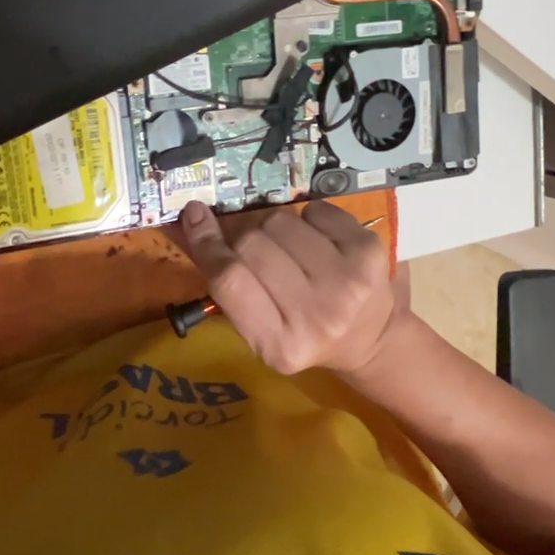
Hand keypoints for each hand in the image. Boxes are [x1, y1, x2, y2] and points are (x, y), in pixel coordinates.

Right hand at [176, 199, 403, 374]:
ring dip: (276, 228)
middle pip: (253, 244)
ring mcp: (348, 282)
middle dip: (245, 239)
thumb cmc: (302, 332)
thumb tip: (183, 219)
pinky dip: (308, 218)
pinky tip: (317, 242)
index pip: (230, 281)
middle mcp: (317, 316)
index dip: (207, 244)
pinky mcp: (369, 251)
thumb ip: (220, 277)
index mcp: (280, 344)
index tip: (195, 215)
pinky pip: (316, 210)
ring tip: (290, 250)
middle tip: (256, 251)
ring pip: (282, 221)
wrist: (370, 338)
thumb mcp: (259, 323)